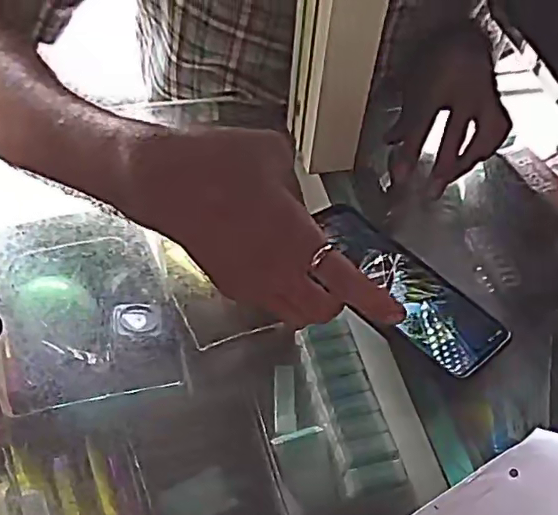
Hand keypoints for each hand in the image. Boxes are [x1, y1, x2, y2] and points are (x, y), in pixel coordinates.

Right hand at [114, 125, 401, 328]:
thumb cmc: (215, 166)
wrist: (164, 183)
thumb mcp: (274, 156)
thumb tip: (298, 203)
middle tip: (337, 283)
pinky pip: (265, 301)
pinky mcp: (230, 286)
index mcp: (296, 241)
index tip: (393, 313)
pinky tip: (269, 263)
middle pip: (321, 312)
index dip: (373, 301)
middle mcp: (276, 273)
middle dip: (335, 303)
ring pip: (292, 314)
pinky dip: (278, 292)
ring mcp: (251, 285)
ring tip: (304, 273)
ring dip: (307, 303)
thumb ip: (298, 187)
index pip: (346, 282)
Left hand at [387, 23, 512, 199]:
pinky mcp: (497, 103)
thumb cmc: (439, 61)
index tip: (401, 178)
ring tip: (452, 178)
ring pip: (482, 135)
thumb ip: (405, 119)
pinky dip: (485, 149)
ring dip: (466, 161)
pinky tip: (473, 160)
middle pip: (455, 136)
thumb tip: (391, 142)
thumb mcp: (415, 87)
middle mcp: (465, 90)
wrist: (467, 38)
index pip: (420, 125)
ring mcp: (485, 96)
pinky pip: (496, 130)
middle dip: (442, 167)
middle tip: (431, 191)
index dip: (409, 153)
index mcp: (439, 83)